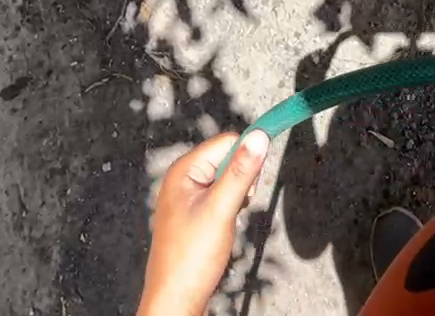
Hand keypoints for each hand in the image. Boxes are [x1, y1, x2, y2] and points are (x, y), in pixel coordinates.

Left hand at [137, 130, 269, 315]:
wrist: (174, 303)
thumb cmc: (191, 258)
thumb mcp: (221, 209)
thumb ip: (241, 172)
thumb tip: (260, 135)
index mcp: (184, 169)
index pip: (227, 142)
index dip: (245, 160)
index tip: (250, 188)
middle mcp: (183, 177)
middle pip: (228, 159)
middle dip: (240, 183)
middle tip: (233, 210)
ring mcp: (187, 195)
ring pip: (227, 180)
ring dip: (236, 198)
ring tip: (224, 223)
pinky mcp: (193, 212)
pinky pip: (221, 197)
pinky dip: (229, 210)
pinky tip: (221, 229)